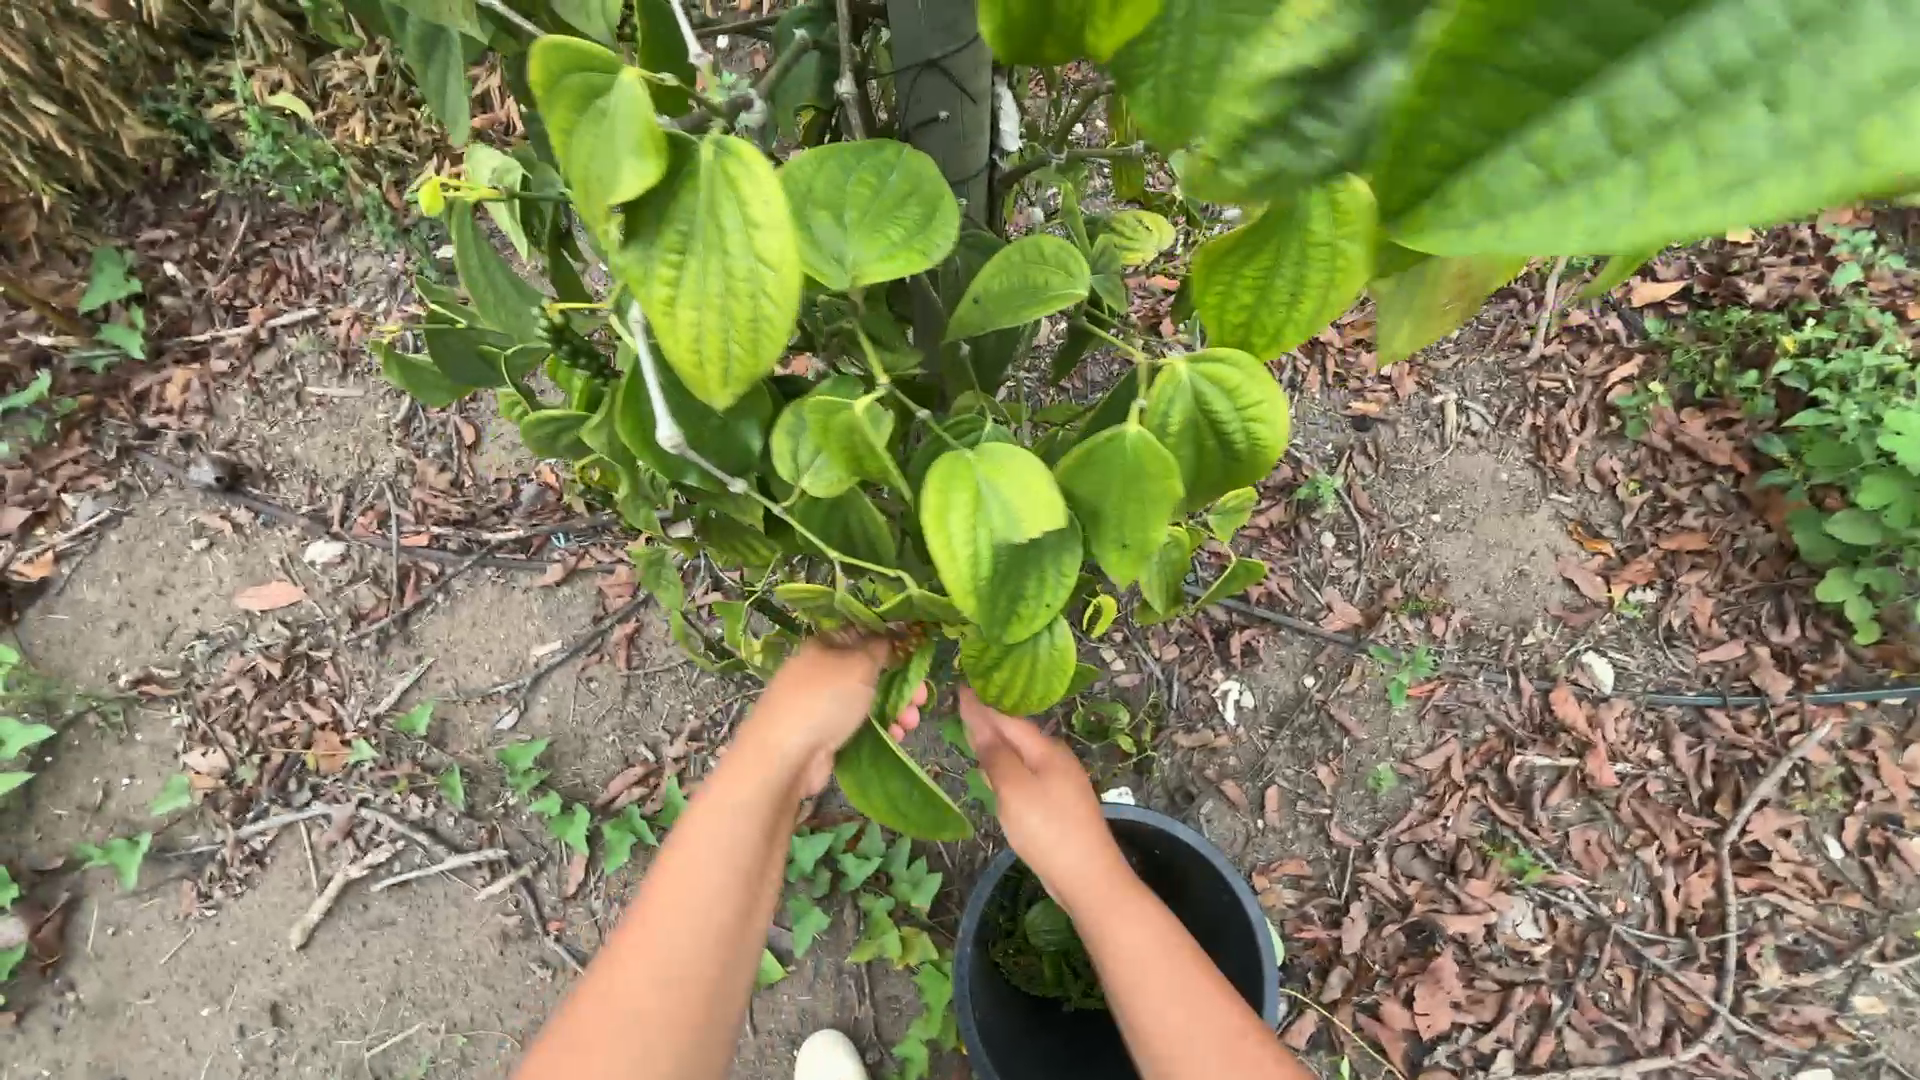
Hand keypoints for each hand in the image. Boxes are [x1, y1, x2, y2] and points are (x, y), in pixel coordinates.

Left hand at [738, 637, 924, 796]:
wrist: (786, 756)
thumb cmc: (825, 698)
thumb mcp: (859, 664)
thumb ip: (880, 648)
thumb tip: (890, 634)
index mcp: (826, 645)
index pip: (863, 635)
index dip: (892, 643)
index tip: (916, 656)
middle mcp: (822, 671)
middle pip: (871, 671)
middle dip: (901, 684)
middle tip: (922, 697)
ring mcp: (823, 704)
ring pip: (868, 700)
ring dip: (896, 708)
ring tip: (910, 723)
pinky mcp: (825, 734)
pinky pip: (860, 724)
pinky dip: (880, 728)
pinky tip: (896, 736)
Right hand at [959, 687, 1127, 910]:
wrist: (1089, 878)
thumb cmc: (1048, 830)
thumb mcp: (1014, 790)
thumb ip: (996, 756)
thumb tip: (982, 725)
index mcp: (1046, 750)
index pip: (1008, 720)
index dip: (982, 707)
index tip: (961, 688)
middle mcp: (1056, 759)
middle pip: (1017, 735)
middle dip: (991, 722)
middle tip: (964, 707)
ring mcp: (1062, 782)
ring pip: (1023, 756)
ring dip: (999, 745)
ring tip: (975, 735)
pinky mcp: (1060, 804)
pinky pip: (1028, 775)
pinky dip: (1008, 768)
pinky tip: (997, 776)